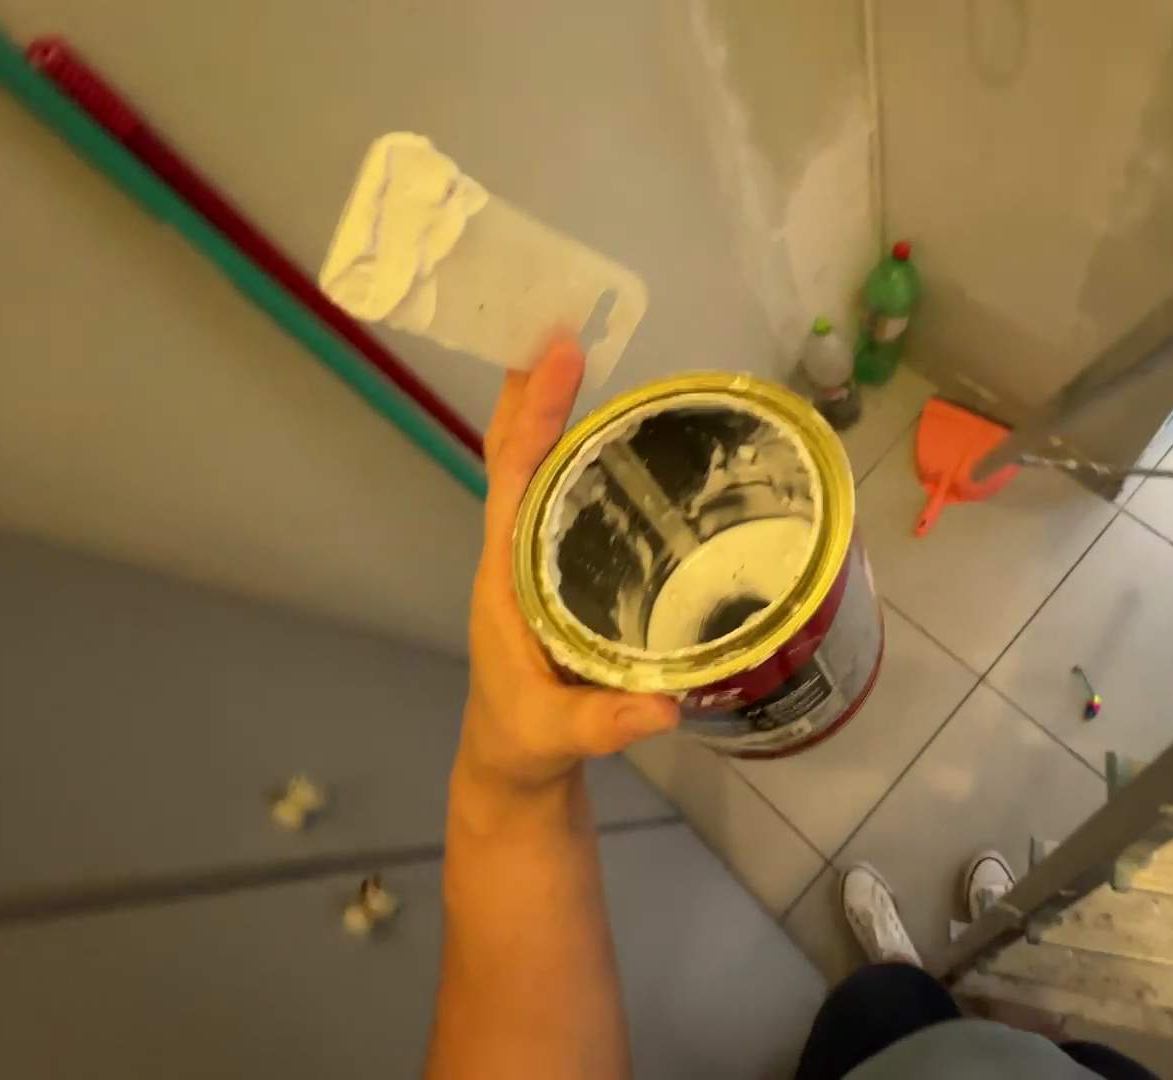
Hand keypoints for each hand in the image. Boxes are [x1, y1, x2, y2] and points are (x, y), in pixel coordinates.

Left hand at [457, 341, 679, 803]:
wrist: (512, 761)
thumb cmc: (522, 739)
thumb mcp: (558, 732)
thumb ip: (604, 722)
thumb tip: (664, 704)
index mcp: (508, 576)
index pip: (514, 479)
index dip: (534, 417)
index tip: (560, 357)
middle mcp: (516, 556)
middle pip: (518, 459)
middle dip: (537, 396)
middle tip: (567, 334)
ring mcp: (536, 563)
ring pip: (539, 477)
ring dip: (556, 421)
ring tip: (590, 370)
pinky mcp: (558, 576)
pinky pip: (562, 505)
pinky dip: (579, 464)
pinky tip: (618, 454)